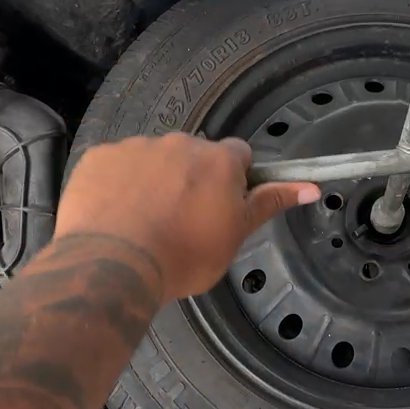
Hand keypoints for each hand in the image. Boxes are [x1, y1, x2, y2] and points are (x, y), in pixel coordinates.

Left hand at [57, 134, 317, 299]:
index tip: (225, 204)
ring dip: (156, 180)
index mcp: (219, 161)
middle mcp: (179, 143)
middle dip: (193, 178)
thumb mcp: (236, 234)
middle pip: (195, 154)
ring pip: (154, 158)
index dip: (235, 178)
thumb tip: (311, 186)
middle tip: (185, 219)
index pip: (239, 154)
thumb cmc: (184, 255)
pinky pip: (116, 165)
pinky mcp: (98, 157)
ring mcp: (135, 146)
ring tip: (146, 221)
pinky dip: (119, 184)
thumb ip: (269, 203)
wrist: (114, 265)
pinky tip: (116, 215)